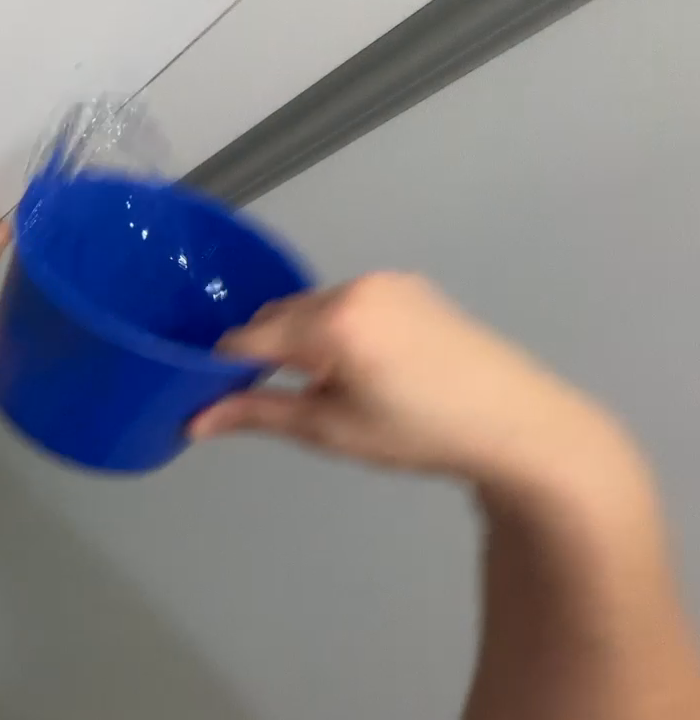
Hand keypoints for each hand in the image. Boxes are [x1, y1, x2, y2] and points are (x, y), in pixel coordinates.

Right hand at [188, 272, 636, 494]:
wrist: (531, 432)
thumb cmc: (421, 435)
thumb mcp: (327, 429)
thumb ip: (253, 415)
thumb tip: (190, 424)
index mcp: (333, 322)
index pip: (245, 338)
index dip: (223, 368)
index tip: (219, 395)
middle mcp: (354, 290)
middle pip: (273, 318)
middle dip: (264, 353)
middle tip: (279, 395)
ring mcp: (386, 284)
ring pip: (305, 308)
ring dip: (296, 338)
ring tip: (324, 381)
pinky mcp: (409, 287)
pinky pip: (341, 302)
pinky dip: (329, 326)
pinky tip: (356, 361)